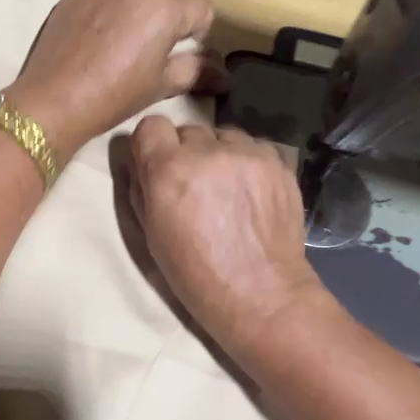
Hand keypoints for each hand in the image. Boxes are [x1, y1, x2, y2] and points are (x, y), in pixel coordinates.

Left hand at [7, 0, 216, 156]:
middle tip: (149, 58)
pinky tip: (94, 46)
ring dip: (136, 17)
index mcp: (164, 7)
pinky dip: (107, 16)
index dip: (199, 34)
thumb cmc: (114, 96)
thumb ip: (196, 72)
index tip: (181, 56)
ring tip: (120, 52)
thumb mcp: (160, 87)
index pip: (202, 8)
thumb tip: (224, 75)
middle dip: (166, 23)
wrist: (53, 101)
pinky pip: (104, 0)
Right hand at [127, 117, 327, 350]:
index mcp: (168, 172)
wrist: (260, 294)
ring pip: (223, 135)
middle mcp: (208, 153)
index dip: (152, 145)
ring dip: (219, 154)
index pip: (151, 125)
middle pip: (188, 130)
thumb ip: (142, 190)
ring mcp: (248, 154)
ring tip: (226, 189)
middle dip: (187, 153)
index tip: (157, 165)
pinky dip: (247, 162)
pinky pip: (254, 147)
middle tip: (194, 186)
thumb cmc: (195, 275)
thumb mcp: (151, 236)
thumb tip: (141, 163)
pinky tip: (250, 192)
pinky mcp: (279, 163)